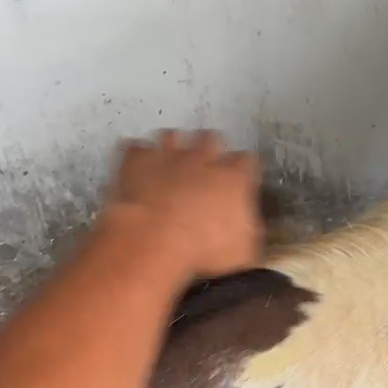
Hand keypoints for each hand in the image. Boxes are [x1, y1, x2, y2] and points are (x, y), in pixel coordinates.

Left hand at [105, 130, 262, 279]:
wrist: (153, 240)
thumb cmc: (204, 249)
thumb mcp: (244, 251)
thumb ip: (251, 229)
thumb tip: (251, 227)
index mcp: (235, 178)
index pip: (248, 161)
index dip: (244, 171)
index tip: (242, 182)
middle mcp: (204, 158)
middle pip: (211, 138)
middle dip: (210, 149)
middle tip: (206, 169)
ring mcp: (168, 155)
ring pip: (173, 136)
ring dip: (174, 147)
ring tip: (172, 164)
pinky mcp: (136, 161)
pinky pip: (137, 148)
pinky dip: (139, 156)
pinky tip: (140, 168)